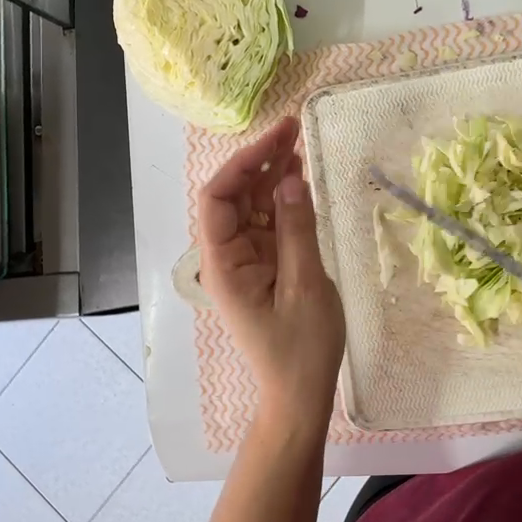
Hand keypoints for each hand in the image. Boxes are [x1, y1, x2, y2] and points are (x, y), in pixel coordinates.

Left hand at [197, 117, 345, 431]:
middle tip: (294, 126)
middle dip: (260, 159)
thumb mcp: (304, 286)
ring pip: (254, 206)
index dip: (242, 164)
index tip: (276, 141)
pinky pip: (271, 224)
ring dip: (273, 174)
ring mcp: (248, 260)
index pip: (217, 199)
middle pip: (236, 196)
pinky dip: (285, 199)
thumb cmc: (300, 348)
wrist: (299, 394)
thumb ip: (297, 230)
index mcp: (224, 263)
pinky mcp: (267, 267)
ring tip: (299, 141)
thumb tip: (291, 179)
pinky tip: (300, 177)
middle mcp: (229, 256)